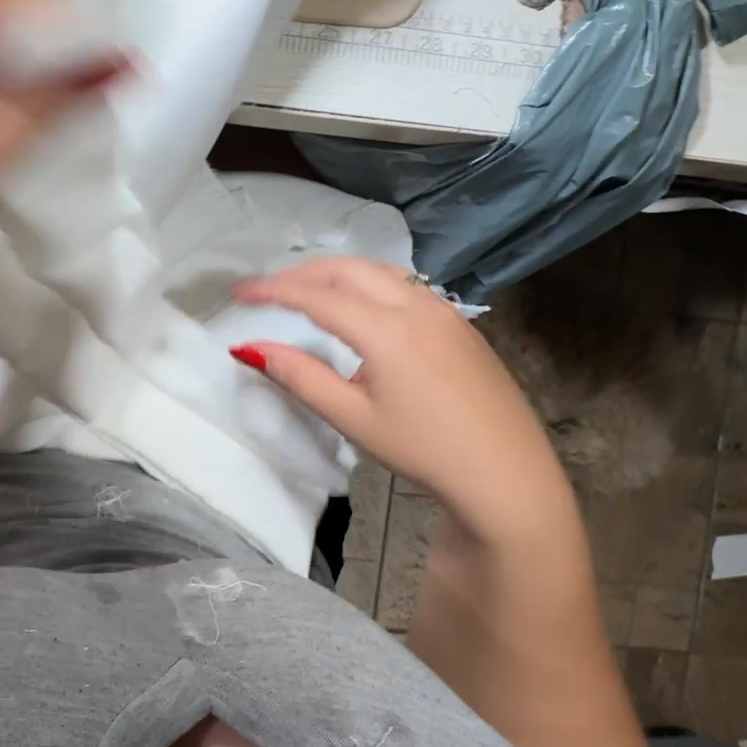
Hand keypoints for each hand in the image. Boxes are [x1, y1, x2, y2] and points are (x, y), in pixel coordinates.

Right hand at [231, 258, 572, 542]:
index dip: (272, 290)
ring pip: (380, 271)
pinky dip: (368, 282)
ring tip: (306, 289)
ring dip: (336, 273)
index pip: (316, 296)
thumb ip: (299, 377)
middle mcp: (417, 307)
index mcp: (387, 330)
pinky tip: (359, 304)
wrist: (508, 476)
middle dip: (302, 272)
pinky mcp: (460, 325)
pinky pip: (405, 284)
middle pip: (348, 270)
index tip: (239, 293)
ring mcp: (444, 312)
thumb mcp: (352, 417)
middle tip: (267, 289)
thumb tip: (250, 348)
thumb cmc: (423, 450)